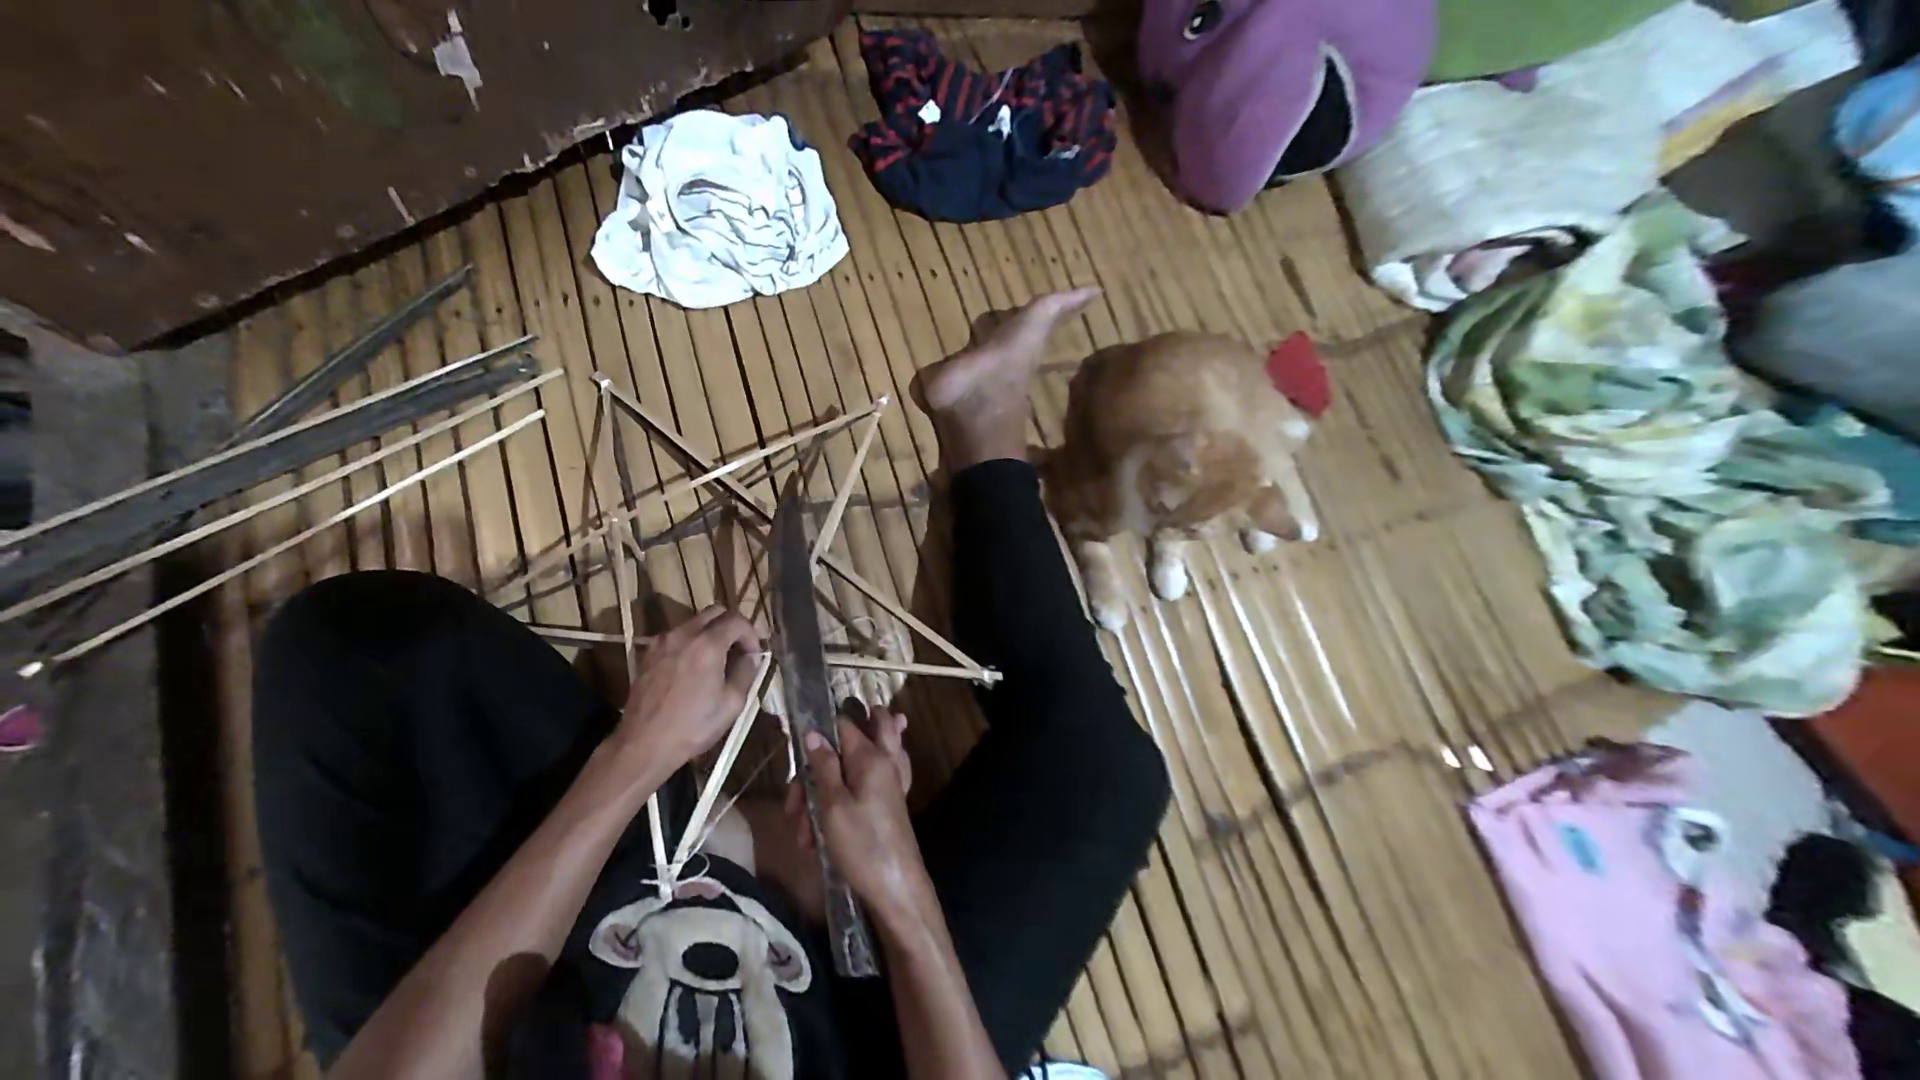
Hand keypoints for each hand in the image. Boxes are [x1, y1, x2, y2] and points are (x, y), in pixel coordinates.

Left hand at [617, 606, 760, 767]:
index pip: (736, 620)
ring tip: (716, 661)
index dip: (751, 633)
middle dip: (731, 627)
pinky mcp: (647, 654)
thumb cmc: (693, 726)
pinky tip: (693, 669)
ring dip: (710, 634)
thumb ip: (745, 672)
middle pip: (714, 612)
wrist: (643, 744)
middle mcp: (683, 635)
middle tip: (738, 650)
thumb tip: (751, 656)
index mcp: (707, 644)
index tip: (754, 654)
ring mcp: (661, 642)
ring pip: (693, 623)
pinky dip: (691, 643)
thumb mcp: (732, 703)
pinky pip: (676, 637)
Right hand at [792, 708, 931, 923]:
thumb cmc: (862, 845)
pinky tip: (823, 817)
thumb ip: (824, 765)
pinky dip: (841, 800)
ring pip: (852, 769)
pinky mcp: (887, 803)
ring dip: (822, 796)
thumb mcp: (833, 805)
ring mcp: (889, 782)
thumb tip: (813, 732)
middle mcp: (884, 762)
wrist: (895, 887)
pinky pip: (864, 786)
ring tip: (805, 834)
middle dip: (819, 768)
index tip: (797, 759)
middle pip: (852, 740)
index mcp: (872, 757)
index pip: (843, 725)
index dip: (818, 735)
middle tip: (798, 799)